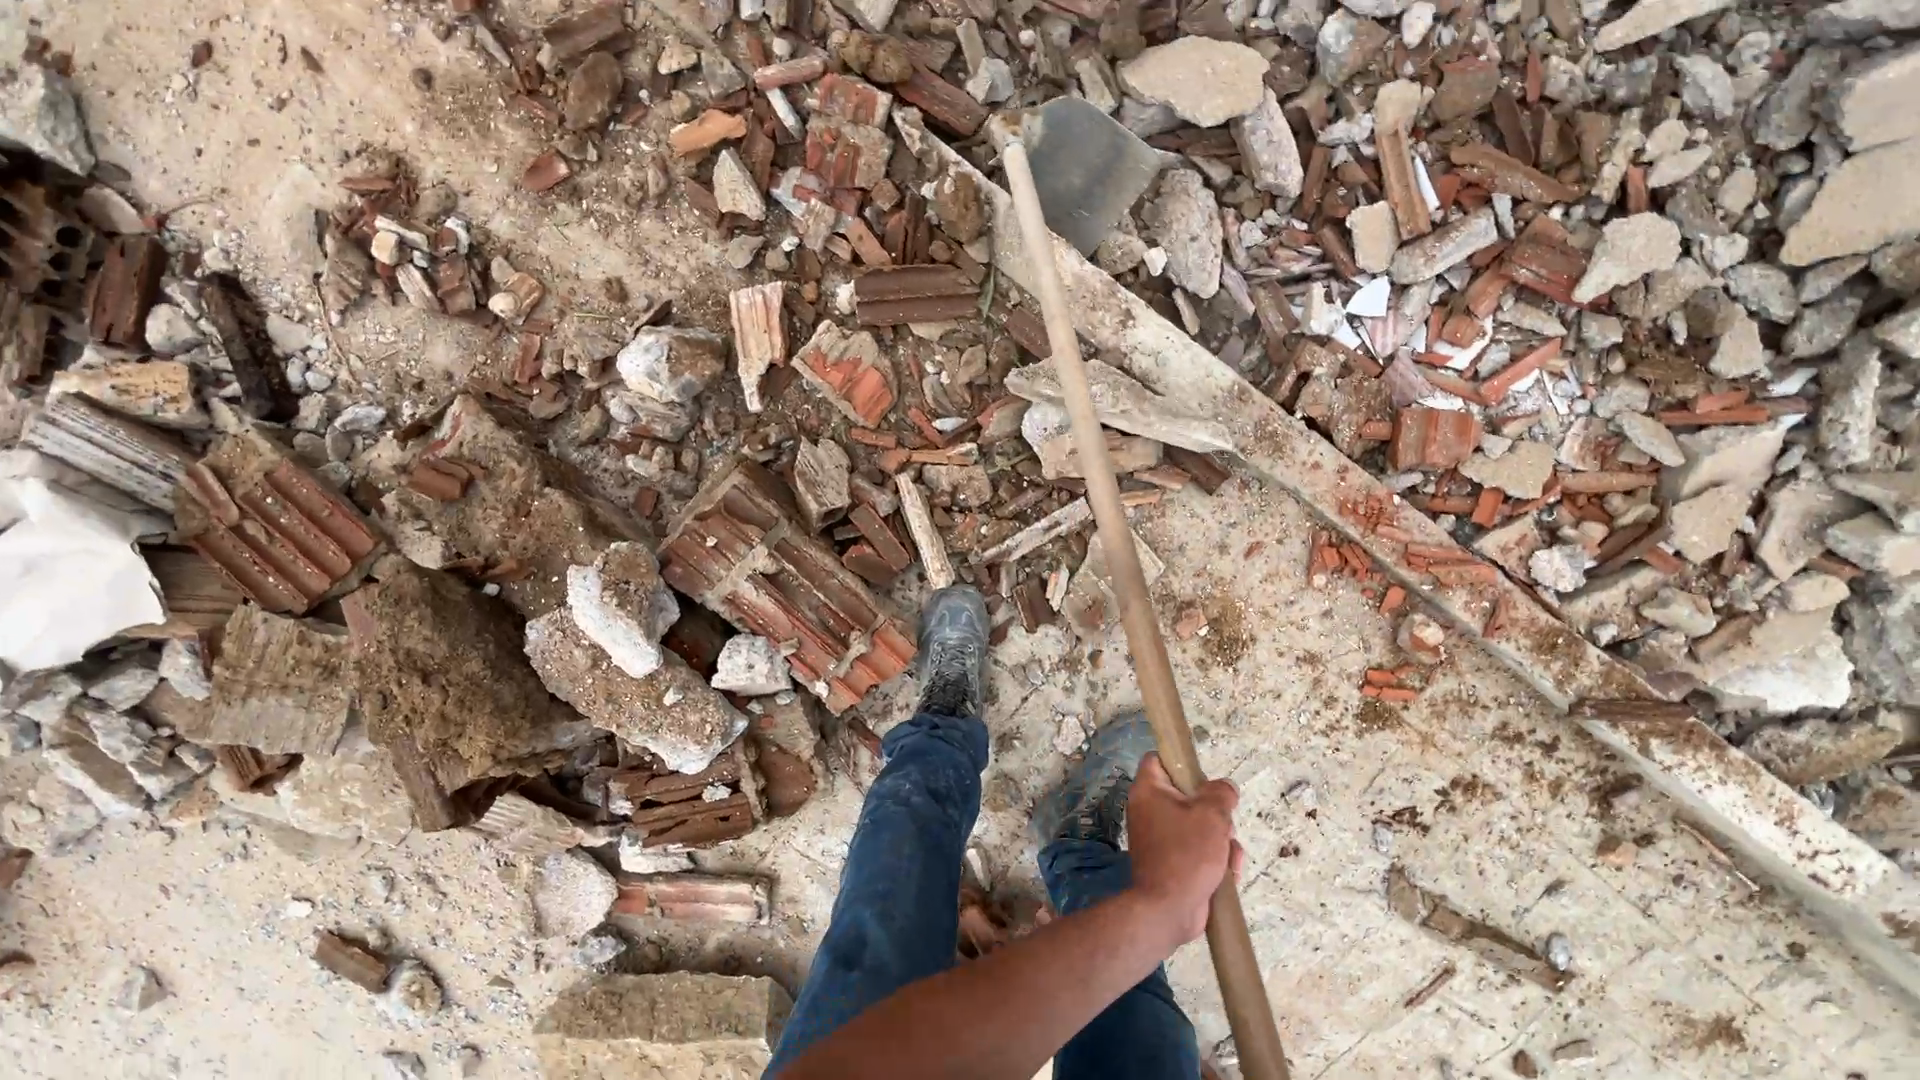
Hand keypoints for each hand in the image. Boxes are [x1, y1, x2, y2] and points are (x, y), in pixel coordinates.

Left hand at [1124, 753, 1241, 946]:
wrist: (1170, 909)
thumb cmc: (1186, 853)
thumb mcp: (1211, 814)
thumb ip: (1221, 794)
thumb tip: (1224, 789)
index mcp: (1149, 791)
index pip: (1158, 759)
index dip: (1180, 762)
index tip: (1204, 775)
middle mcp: (1150, 811)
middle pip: (1189, 796)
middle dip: (1215, 811)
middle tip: (1223, 824)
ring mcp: (1161, 838)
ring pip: (1200, 825)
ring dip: (1222, 839)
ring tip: (1227, 854)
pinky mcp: (1174, 861)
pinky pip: (1200, 850)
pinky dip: (1216, 860)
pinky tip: (1227, 872)